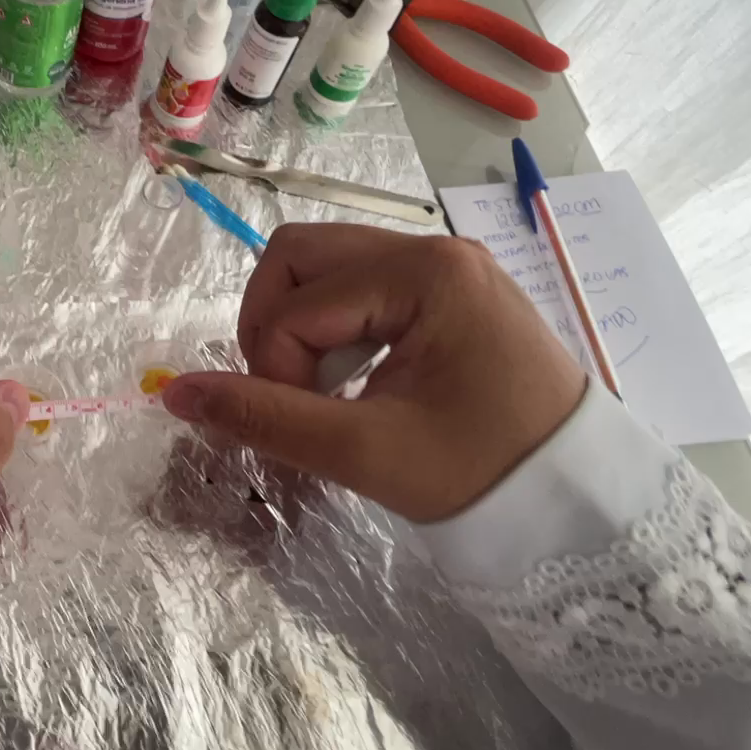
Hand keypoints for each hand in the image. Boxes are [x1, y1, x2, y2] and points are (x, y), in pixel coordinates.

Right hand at [160, 225, 586, 521]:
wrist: (578, 500)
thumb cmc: (480, 475)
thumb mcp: (362, 451)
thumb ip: (260, 419)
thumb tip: (172, 394)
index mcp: (423, 274)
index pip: (294, 304)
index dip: (272, 368)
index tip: (302, 425)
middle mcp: (431, 250)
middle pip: (297, 256)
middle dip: (271, 325)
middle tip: (291, 389)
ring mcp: (441, 265)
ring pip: (320, 267)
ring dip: (298, 325)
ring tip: (322, 388)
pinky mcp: (444, 289)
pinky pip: (354, 285)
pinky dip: (330, 326)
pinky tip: (352, 377)